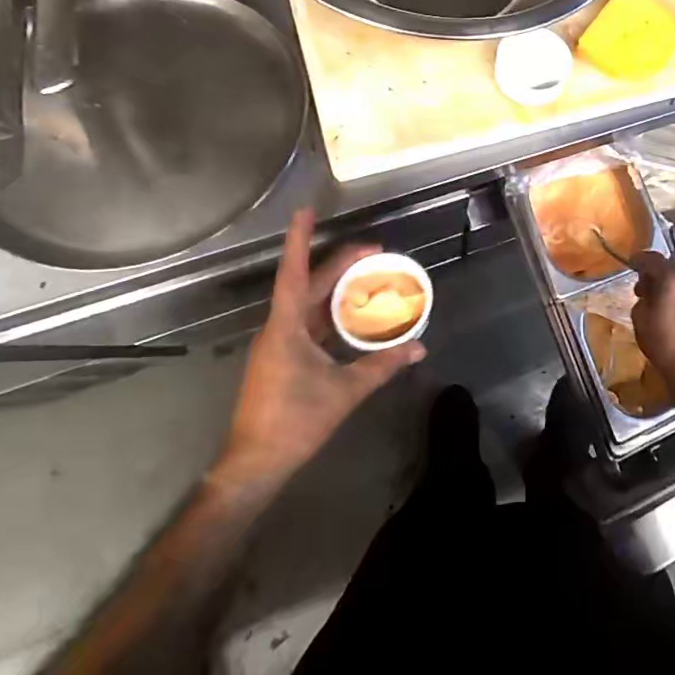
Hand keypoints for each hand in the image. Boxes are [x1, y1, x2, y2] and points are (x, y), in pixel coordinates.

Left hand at [208, 208, 425, 498]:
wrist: (255, 463)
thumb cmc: (294, 421)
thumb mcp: (344, 391)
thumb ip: (382, 365)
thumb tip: (419, 347)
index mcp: (285, 328)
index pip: (294, 273)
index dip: (300, 240)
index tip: (305, 211)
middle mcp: (279, 329)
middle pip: (309, 284)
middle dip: (339, 264)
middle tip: (375, 250)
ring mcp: (279, 345)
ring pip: (309, 304)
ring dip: (336, 288)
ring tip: (369, 275)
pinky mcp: (283, 359)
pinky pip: (309, 323)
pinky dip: (332, 313)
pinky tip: (354, 315)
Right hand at [629, 251, 674, 395]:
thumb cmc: (662, 341)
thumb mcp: (640, 317)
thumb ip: (642, 297)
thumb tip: (647, 291)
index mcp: (672, 277)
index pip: (652, 258)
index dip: (639, 259)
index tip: (630, 264)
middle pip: (668, 266)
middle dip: (653, 272)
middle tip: (640, 287)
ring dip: (665, 282)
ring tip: (653, 299)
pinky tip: (667, 306)